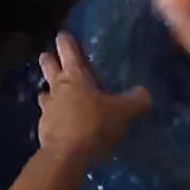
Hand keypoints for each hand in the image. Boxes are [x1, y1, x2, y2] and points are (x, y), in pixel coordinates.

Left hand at [36, 33, 150, 164]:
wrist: (66, 156)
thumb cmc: (94, 125)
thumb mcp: (122, 113)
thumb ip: (135, 101)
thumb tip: (145, 93)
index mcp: (75, 75)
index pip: (67, 49)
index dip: (65, 39)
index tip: (63, 34)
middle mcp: (58, 86)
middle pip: (48, 65)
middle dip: (49, 59)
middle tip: (51, 57)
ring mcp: (48, 106)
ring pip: (45, 91)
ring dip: (49, 90)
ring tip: (55, 93)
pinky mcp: (43, 126)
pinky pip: (47, 115)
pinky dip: (52, 116)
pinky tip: (60, 122)